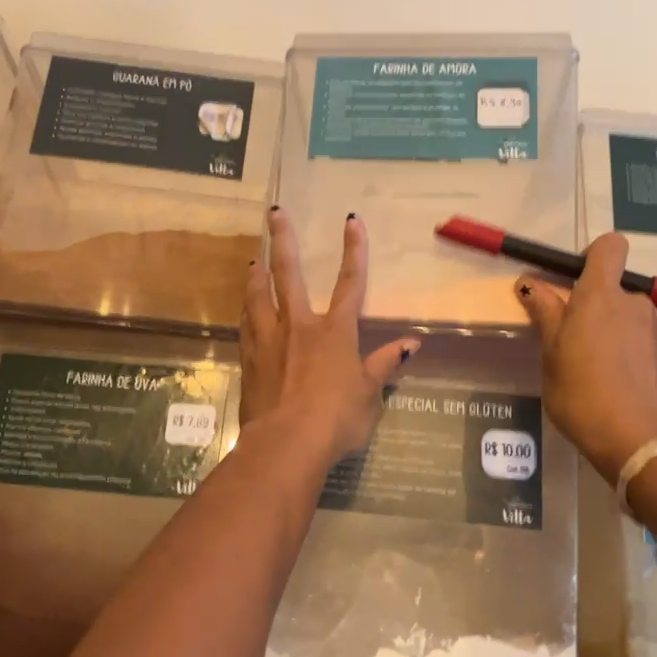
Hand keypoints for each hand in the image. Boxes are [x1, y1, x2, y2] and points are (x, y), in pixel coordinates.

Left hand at [240, 209, 417, 463]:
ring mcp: (269, 341)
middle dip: (284, 241)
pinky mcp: (249, 360)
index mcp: (335, 332)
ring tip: (255, 258)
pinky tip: (244, 308)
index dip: (354, 251)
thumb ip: (384, 365)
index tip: (352, 220)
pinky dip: (247, 311)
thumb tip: (411, 343)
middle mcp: (300, 327)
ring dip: (258, 274)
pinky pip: (246, 326)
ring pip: (259, 296)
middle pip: (289, 275)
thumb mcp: (369, 395)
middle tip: (275, 213)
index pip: (350, 283)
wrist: (286, 442)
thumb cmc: (336, 419)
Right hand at [515, 232, 656, 501]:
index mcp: (601, 296)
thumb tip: (532, 282)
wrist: (640, 443)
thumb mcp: (551, 356)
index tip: (572, 283)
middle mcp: (634, 303)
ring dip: (610, 333)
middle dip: (593, 308)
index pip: (609, 247)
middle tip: (570, 343)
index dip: (592, 256)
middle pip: (613, 289)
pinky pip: (640, 342)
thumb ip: (546, 315)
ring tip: (591, 372)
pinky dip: (626, 355)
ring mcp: (655, 330)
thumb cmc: (582, 394)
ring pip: (626, 318)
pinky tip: (614, 386)